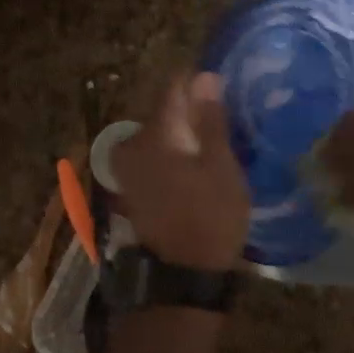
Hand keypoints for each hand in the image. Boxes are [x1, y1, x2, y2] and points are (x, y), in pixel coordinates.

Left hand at [111, 73, 249, 270]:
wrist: (183, 276)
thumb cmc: (210, 216)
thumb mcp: (221, 165)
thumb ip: (211, 120)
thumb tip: (204, 76)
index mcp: (155, 133)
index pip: (174, 87)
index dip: (200, 84)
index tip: (225, 89)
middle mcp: (132, 144)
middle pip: (165, 113)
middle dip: (192, 112)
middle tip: (226, 121)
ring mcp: (127, 169)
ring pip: (160, 137)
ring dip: (184, 137)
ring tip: (216, 146)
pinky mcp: (131, 189)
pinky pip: (155, 158)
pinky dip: (174, 157)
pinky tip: (197, 169)